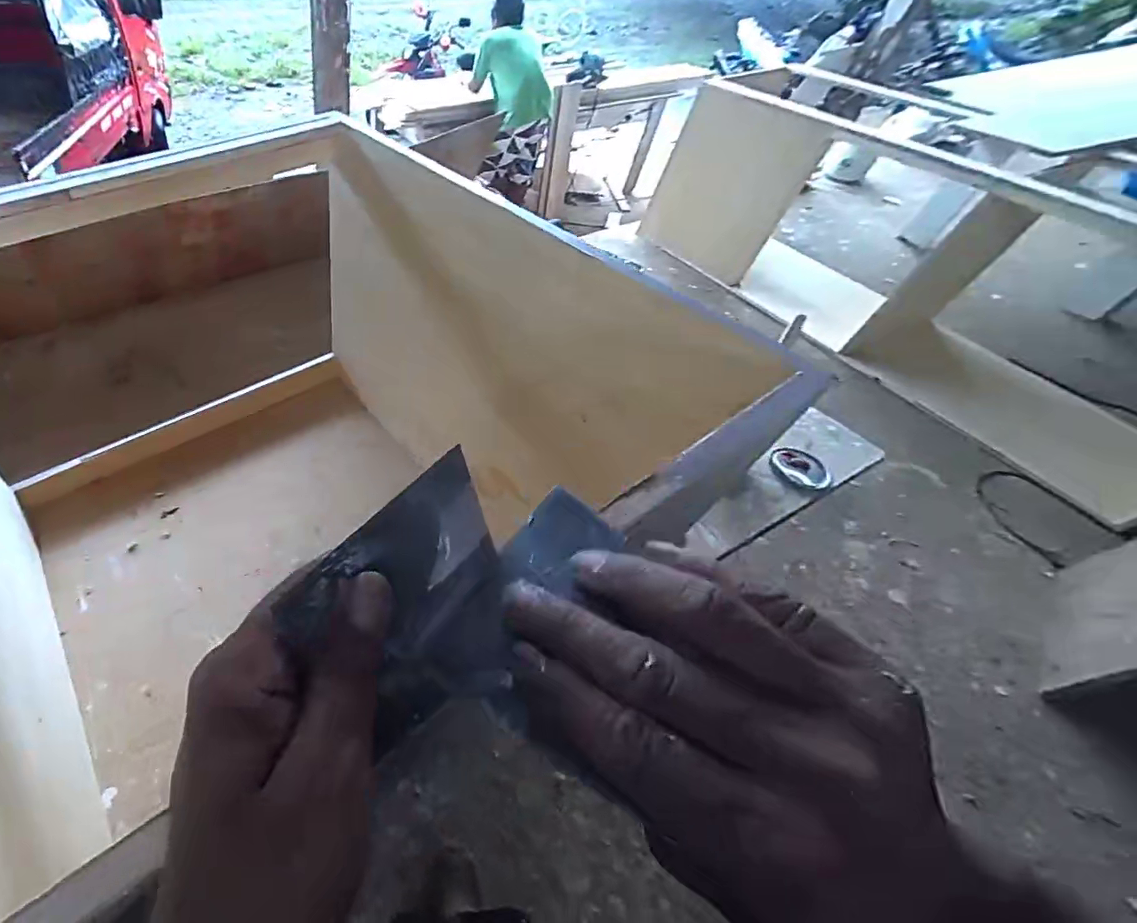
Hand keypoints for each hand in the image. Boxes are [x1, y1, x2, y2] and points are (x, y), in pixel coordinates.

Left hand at [152, 571, 393, 922]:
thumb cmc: (277, 875)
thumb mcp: (326, 773)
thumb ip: (344, 674)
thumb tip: (367, 583)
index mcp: (235, 672)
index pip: (298, 594)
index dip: (354, 579)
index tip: (417, 570)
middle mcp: (227, 676)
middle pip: (300, 623)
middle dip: (361, 619)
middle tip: (435, 614)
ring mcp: (235, 710)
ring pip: (303, 659)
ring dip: (356, 656)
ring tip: (427, 643)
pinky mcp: (250, 741)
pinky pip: (298, 695)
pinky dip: (340, 691)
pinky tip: (386, 692)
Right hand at [501, 546, 1082, 922]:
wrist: (926, 894)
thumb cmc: (782, 884)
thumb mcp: (694, 858)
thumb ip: (623, 776)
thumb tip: (546, 687)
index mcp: (760, 834)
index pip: (634, 742)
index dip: (563, 690)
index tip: (516, 651)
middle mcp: (808, 768)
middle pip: (661, 675)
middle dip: (574, 629)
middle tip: (522, 597)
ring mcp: (847, 710)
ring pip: (715, 620)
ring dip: (633, 584)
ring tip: (582, 565)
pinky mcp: (873, 670)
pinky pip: (772, 600)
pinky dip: (701, 569)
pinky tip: (649, 554)